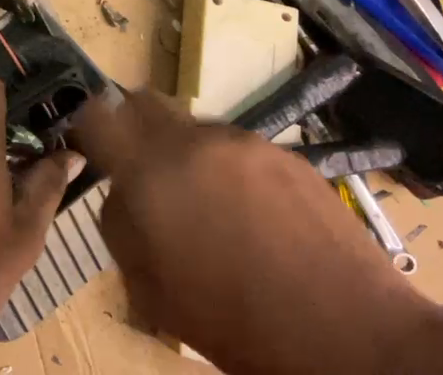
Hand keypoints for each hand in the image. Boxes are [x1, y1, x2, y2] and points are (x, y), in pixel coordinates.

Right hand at [70, 90, 442, 374]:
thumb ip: (119, 225)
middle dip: (132, 126)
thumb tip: (122, 194)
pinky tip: (252, 215)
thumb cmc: (239, 325)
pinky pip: (238, 147)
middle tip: (141, 167)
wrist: (359, 340)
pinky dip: (229, 169)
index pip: (94, 114)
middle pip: (142, 102)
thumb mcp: (151, 289)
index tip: (88, 147)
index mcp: (149, 172)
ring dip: (184, 152)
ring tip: (206, 202)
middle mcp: (192, 142)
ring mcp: (245, 144)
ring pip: (192, 126)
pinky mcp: (289, 156)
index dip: (84, 126)